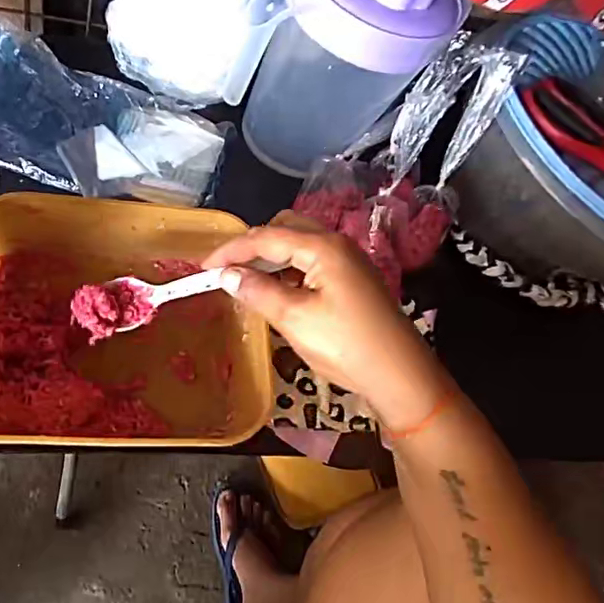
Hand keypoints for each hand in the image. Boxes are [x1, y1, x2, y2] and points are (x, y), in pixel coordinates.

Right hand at [203, 212, 449, 425]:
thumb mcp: (295, 319)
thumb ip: (258, 291)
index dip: (232, 250)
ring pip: (301, 246)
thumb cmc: (345, 344)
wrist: (399, 373)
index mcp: (323, 247)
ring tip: (248, 283)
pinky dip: (291, 271)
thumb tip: (227, 275)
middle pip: (287, 229)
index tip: (204, 266)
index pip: (267, 236)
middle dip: (254, 245)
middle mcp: (338, 244)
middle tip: (228, 270)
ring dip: (273, 258)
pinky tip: (279, 293)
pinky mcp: (354, 280)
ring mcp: (350, 261)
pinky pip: (314, 263)